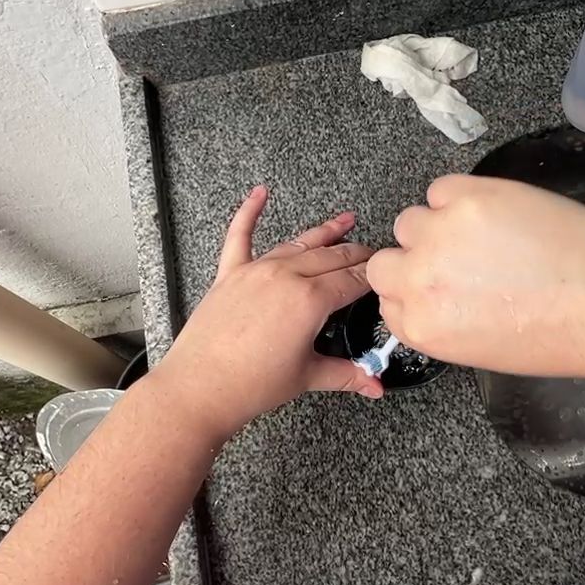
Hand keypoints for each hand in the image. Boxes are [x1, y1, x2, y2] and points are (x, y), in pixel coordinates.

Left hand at [144, 186, 383, 443]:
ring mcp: (256, 272)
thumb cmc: (248, 385)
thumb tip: (373, 384)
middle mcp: (284, 277)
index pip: (353, 280)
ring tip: (345, 221)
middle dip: (356, 254)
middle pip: (331, 257)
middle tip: (373, 255)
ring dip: (325, 232)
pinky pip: (240, 235)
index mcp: (309, 300)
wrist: (199, 390)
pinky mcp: (230, 275)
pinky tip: (259, 194)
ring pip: (298, 243)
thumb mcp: (307, 377)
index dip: (373, 276)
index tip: (385, 274)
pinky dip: (249, 212)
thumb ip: (347, 375)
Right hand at [365, 175, 584, 392]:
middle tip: (456, 260)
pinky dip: (461, 198)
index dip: (414, 290)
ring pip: (411, 220)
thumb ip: (442, 320)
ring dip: (438, 225)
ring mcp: (440, 235)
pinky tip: (497, 215)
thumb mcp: (483, 347)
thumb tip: (434, 293)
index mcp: (422, 328)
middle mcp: (420, 282)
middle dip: (415, 259)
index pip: (387, 300)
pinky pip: (442, 189)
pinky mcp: (469, 197)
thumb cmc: (561, 334)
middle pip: (386, 260)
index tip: (435, 285)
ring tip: (484, 236)